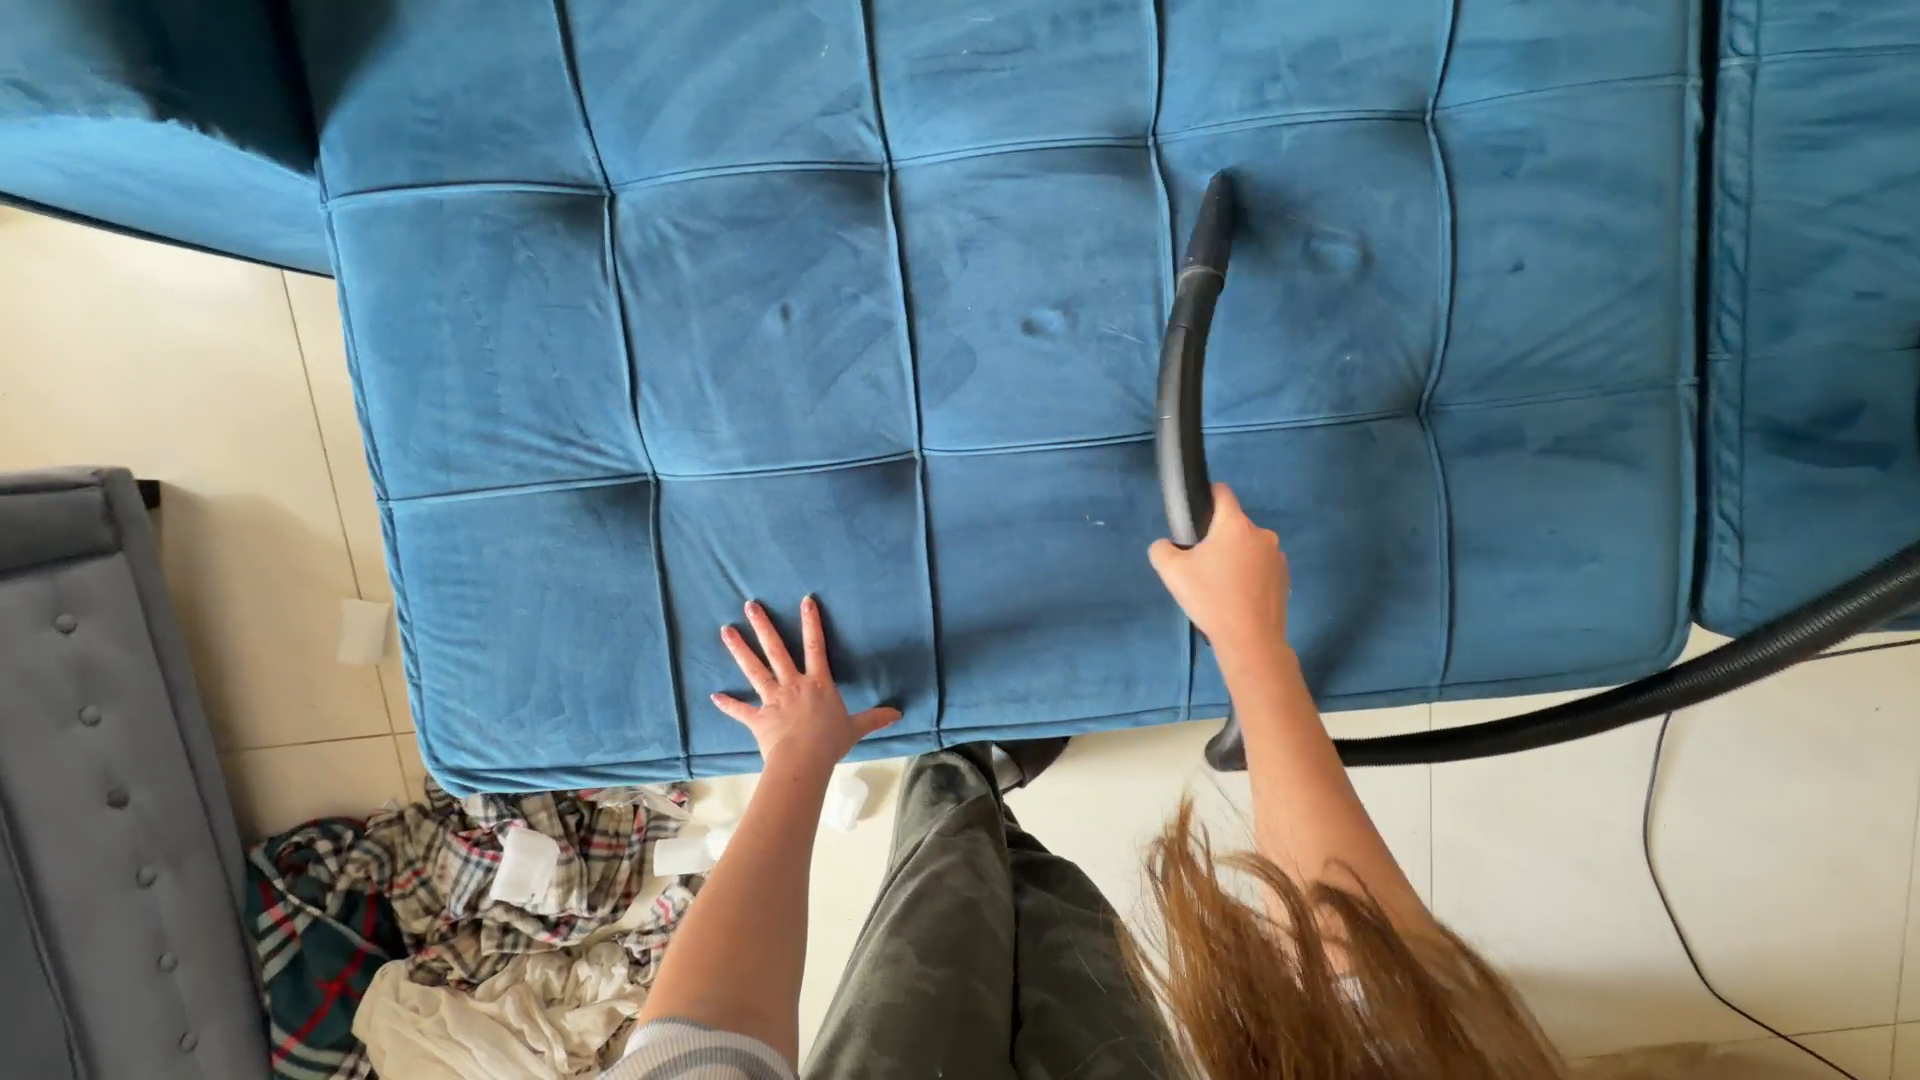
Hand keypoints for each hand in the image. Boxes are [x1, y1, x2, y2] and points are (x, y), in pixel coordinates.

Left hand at [711, 596, 901, 770]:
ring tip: (726, 630)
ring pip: (754, 670)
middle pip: (776, 650)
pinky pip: (741, 710)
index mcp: (818, 683)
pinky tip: (715, 696)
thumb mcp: (856, 728)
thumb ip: (875, 718)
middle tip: (750, 605)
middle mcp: (793, 685)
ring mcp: (773, 700)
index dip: (811, 622)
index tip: (805, 599)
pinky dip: (728, 704)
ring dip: (739, 650)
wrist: (804, 760)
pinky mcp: (758, 719)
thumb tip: (899, 714)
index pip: (816, 646)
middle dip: (763, 626)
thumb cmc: (830, 742)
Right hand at [1148, 483, 1289, 660]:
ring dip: (1234, 557)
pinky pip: (1261, 567)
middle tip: (1200, 564)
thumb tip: (1166, 545)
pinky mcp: (1285, 578)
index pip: (1223, 492)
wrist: (1250, 639)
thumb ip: (1161, 549)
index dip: (1207, 496)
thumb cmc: (1211, 598)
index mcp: (1235, 524)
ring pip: (1248, 547)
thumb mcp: (1171, 572)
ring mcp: (1277, 556)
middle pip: (1234, 525)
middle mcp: (1261, 533)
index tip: (1195, 514)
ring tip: (1219, 585)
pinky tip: (1237, 597)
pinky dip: (1248, 575)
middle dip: (1217, 538)